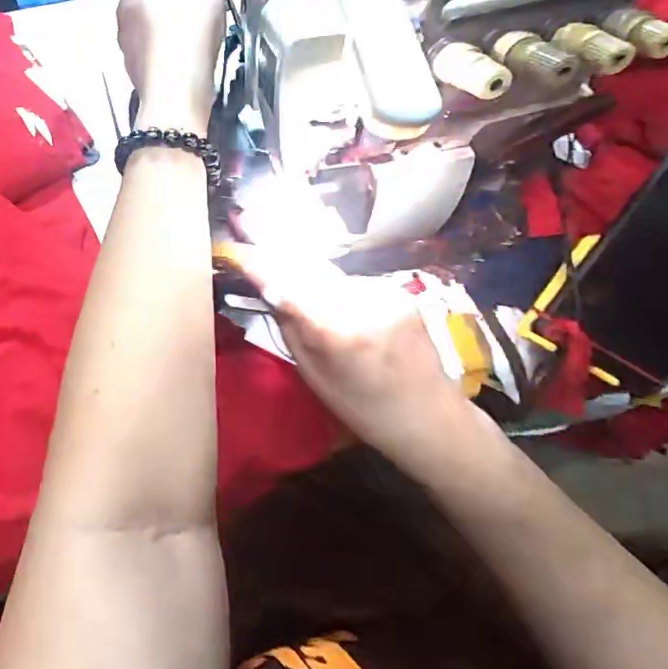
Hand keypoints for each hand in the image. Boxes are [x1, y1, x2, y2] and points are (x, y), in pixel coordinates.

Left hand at [116, 0, 225, 133]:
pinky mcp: (127, 54)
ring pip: (149, 15)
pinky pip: (147, 39)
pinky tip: (179, 52)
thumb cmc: (190, 37)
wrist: (172, 89)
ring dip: (169, 20)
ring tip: (192, 35)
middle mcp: (124, 1)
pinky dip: (162, 41)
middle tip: (200, 12)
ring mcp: (123, 30)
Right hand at [222, 243, 479, 466]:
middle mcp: (361, 304)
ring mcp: (384, 295)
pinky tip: (345, 312)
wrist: (430, 418)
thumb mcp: (313, 375)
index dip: (259, 265)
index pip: (287, 285)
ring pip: (332, 277)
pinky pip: (354, 284)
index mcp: (335, 331)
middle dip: (285, 267)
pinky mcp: (399, 292)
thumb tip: (269, 290)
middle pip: (309, 272)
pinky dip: (341, 291)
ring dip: (314, 281)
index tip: (237, 250)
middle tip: (263, 258)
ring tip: (311, 301)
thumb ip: (291, 326)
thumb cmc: (362, 407)